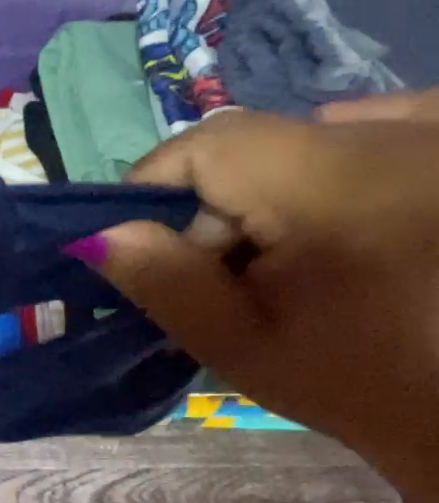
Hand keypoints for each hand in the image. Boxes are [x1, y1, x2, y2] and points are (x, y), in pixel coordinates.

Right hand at [69, 91, 438, 497]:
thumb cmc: (353, 380)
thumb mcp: (236, 342)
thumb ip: (163, 278)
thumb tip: (95, 233)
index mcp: (339, 184)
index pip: (209, 143)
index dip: (154, 187)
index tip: (142, 249)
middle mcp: (409, 134)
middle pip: (262, 146)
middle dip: (221, 208)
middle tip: (229, 281)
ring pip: (317, 137)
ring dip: (280, 192)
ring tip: (296, 257)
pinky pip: (391, 123)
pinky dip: (349, 164)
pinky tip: (357, 215)